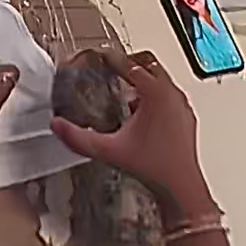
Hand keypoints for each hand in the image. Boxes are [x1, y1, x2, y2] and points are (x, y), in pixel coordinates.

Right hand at [49, 49, 214, 220]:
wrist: (181, 188)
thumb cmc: (155, 168)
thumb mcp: (109, 150)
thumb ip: (78, 137)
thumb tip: (59, 126)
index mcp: (155, 94)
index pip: (129, 64)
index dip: (112, 58)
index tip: (101, 56)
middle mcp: (172, 95)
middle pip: (149, 64)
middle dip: (129, 63)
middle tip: (113, 68)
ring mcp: (182, 106)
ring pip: (161, 79)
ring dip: (143, 80)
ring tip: (124, 91)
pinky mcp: (186, 118)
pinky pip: (169, 96)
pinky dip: (154, 96)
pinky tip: (141, 113)